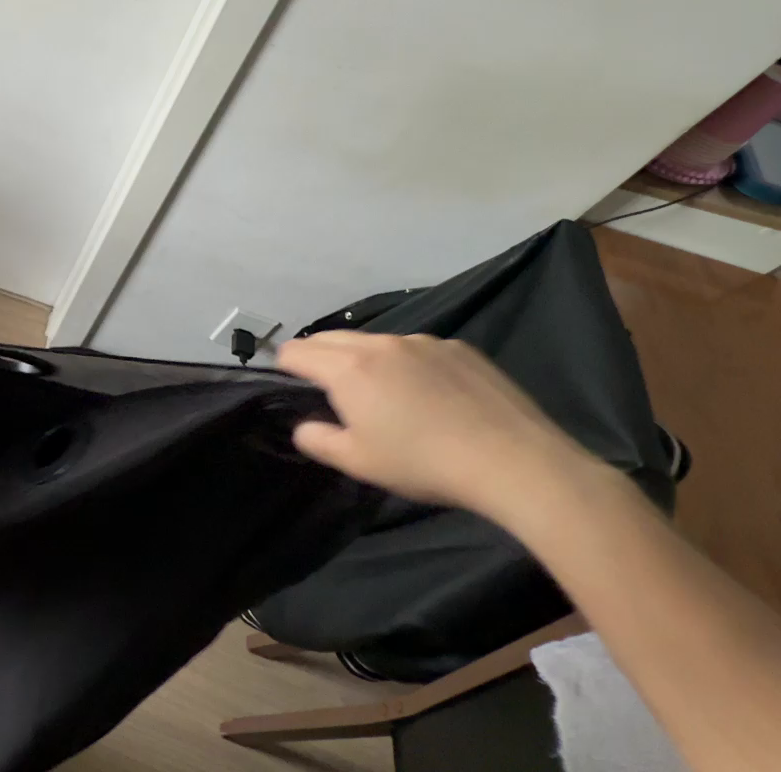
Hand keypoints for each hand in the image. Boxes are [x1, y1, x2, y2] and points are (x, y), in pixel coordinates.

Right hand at [276, 331, 606, 517]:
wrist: (519, 464)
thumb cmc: (425, 464)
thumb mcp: (357, 462)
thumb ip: (316, 439)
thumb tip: (305, 426)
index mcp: (347, 368)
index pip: (294, 351)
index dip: (284, 368)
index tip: (294, 390)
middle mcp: (381, 344)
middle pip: (329, 338)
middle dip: (318, 358)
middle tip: (332, 394)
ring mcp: (424, 342)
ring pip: (374, 341)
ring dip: (364, 360)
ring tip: (385, 395)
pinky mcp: (461, 350)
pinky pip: (415, 349)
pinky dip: (407, 364)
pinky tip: (431, 396)